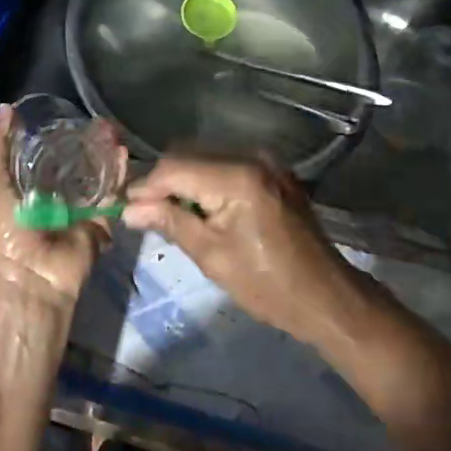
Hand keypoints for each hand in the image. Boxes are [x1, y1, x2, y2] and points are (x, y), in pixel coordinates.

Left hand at [0, 105, 113, 309]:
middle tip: (100, 118)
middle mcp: (58, 193)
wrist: (33, 276)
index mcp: (31, 186)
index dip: (57, 132)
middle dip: (87, 140)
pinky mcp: (102, 218)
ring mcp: (82, 206)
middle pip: (77, 160)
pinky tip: (123, 151)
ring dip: (106, 151)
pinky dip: (120, 173)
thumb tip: (6, 108)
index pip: (47, 152)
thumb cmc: (8, 230)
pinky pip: (114, 193)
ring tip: (113, 128)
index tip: (69, 108)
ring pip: (98, 173)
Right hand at [123, 157, 369, 347]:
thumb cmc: (266, 284)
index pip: (176, 166)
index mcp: (236, 177)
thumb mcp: (211, 256)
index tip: (126, 206)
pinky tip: (200, 207)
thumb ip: (170, 222)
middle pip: (190, 154)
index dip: (147, 185)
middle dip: (164, 180)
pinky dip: (207, 180)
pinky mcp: (272, 170)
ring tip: (169, 211)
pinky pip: (227, 163)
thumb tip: (130, 209)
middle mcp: (251, 156)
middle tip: (144, 211)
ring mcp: (265, 160)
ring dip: (185, 179)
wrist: (325, 295)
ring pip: (207, 156)